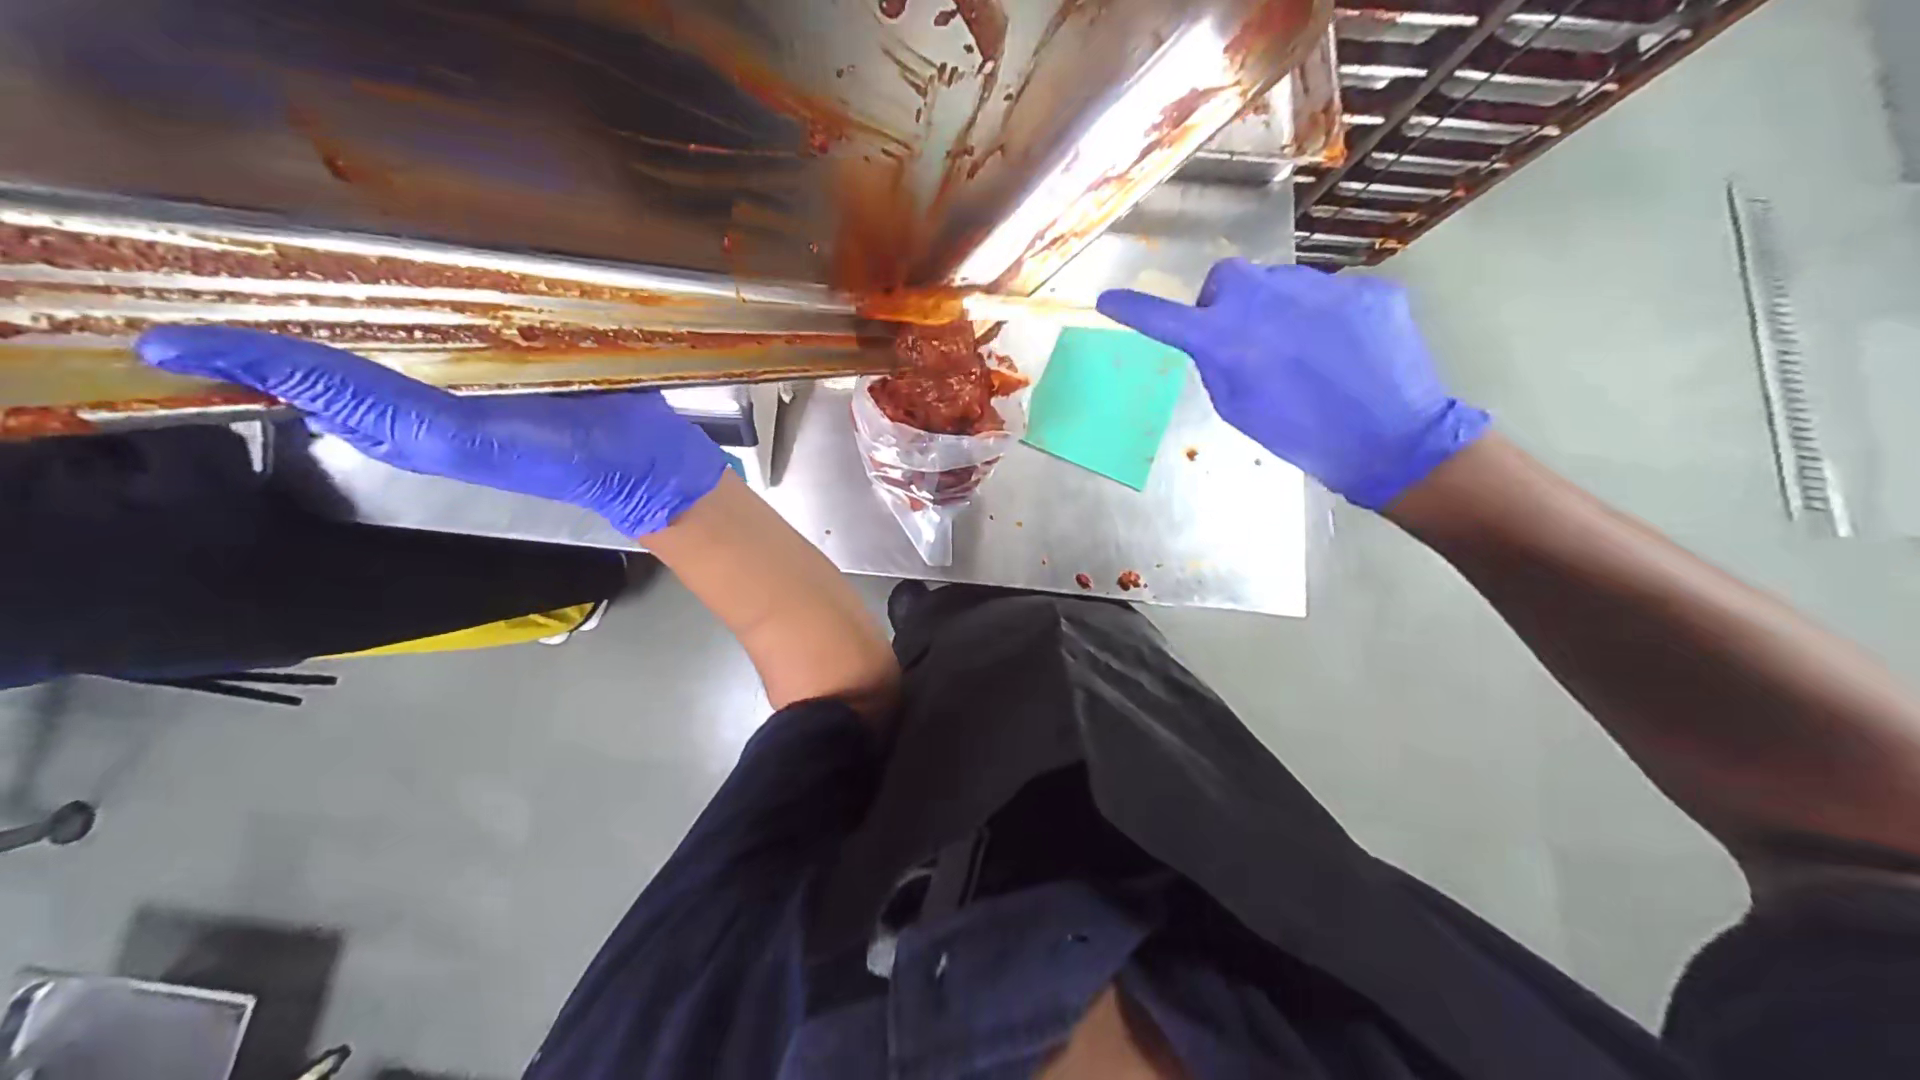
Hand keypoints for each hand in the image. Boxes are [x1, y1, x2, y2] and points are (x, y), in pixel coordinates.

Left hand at [136, 326, 728, 535]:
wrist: (650, 463)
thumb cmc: (564, 458)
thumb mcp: (462, 439)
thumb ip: (379, 407)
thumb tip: (277, 369)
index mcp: (407, 425)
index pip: (306, 381)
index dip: (243, 354)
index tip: (173, 332)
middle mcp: (432, 395)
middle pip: (342, 348)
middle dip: (283, 314)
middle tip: (242, 286)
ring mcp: (477, 374)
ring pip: (397, 326)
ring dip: (352, 293)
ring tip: (307, 256)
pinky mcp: (521, 354)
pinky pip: (457, 317)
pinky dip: (428, 291)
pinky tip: (423, 267)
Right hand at [1096, 259, 1488, 509]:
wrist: (1394, 439)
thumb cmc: (1302, 436)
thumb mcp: (1238, 408)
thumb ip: (1216, 364)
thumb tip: (1215, 338)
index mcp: (1230, 340)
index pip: (1167, 319)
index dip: (1135, 310)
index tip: (1108, 300)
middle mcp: (1270, 299)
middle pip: (1228, 279)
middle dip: (1222, 302)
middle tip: (1238, 338)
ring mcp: (1323, 287)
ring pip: (1280, 284)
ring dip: (1276, 309)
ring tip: (1302, 352)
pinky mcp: (1367, 288)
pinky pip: (1327, 294)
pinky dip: (1322, 316)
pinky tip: (1340, 349)